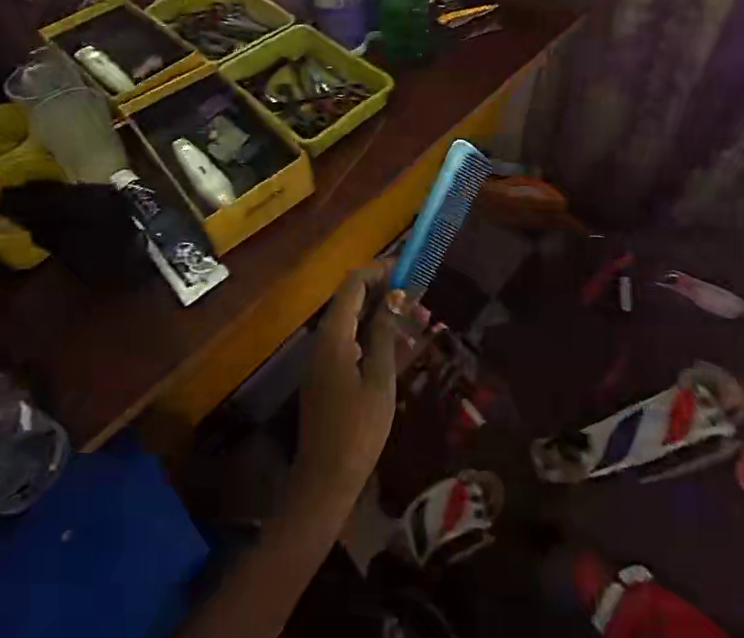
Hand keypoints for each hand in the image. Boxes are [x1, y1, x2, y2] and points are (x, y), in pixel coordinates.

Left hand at [295, 268, 400, 499]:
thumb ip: (383, 335)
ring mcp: (323, 360)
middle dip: (385, 293)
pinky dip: (374, 337)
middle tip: (420, 296)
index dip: (378, 270)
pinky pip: (351, 344)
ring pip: (353, 324)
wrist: (326, 478)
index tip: (407, 266)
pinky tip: (398, 347)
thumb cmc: (358, 429)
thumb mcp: (379, 379)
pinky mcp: (327, 377)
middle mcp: (324, 341)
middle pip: (351, 302)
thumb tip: (394, 298)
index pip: (352, 286)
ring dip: (382, 316)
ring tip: (419, 320)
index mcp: (334, 337)